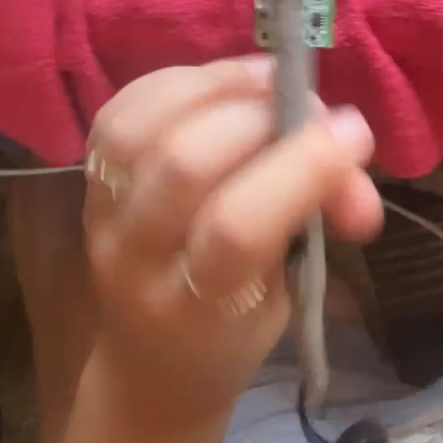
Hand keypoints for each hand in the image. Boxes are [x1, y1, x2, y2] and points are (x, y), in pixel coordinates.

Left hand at [78, 58, 382, 427]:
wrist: (148, 363)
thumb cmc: (235, 330)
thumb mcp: (288, 294)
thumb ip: (317, 216)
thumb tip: (354, 148)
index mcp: (196, 308)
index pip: (238, 228)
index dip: (302, 167)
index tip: (355, 134)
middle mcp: (136, 258)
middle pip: (183, 163)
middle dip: (260, 118)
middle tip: (309, 110)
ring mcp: (102, 216)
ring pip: (137, 128)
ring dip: (214, 87)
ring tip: (266, 80)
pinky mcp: (87, 181)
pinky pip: (119, 111)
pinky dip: (178, 82)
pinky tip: (223, 83)